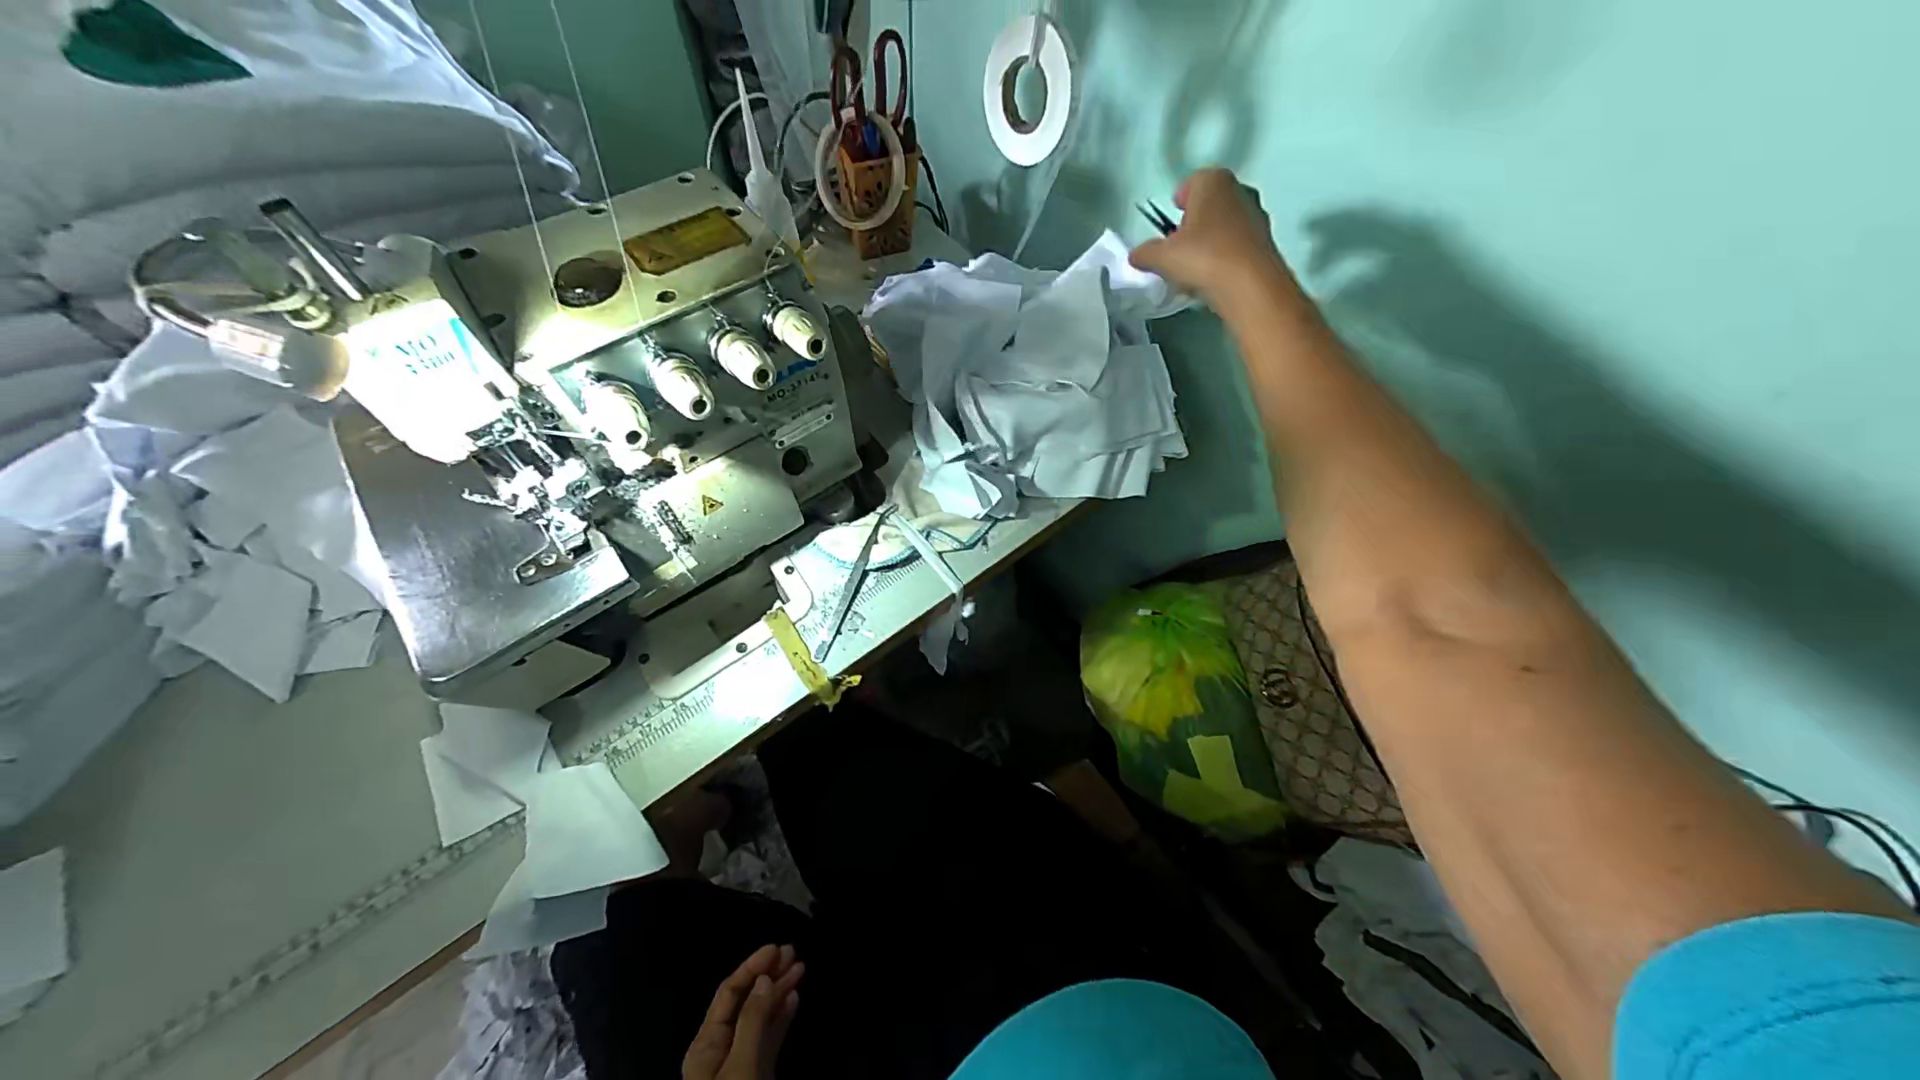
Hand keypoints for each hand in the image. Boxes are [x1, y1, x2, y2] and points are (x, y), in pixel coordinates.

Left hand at [683, 944, 805, 1079]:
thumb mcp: (741, 1065)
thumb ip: (752, 1021)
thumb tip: (764, 978)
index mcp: (706, 1044)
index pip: (729, 993)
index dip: (751, 967)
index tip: (775, 948)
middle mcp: (721, 1048)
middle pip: (746, 1000)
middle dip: (768, 974)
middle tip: (792, 951)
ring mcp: (739, 1061)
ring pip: (760, 1016)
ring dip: (779, 991)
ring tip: (799, 968)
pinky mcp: (756, 1073)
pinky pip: (768, 1037)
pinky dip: (781, 1016)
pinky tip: (794, 998)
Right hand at [1129, 167, 1296, 307]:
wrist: (1249, 286)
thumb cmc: (1203, 257)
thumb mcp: (1161, 257)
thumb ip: (1145, 253)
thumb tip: (1137, 255)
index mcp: (1214, 181)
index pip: (1191, 183)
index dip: (1178, 203)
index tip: (1169, 225)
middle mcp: (1240, 190)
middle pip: (1210, 204)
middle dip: (1194, 222)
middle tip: (1179, 247)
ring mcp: (1257, 215)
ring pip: (1225, 224)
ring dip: (1210, 240)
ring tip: (1196, 267)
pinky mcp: (1267, 242)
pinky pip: (1238, 244)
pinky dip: (1225, 256)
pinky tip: (1214, 277)